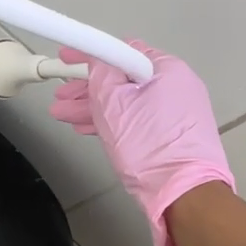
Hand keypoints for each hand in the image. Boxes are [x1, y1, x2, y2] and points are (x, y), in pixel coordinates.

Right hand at [50, 40, 233, 245]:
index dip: (89, 54)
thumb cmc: (147, 145)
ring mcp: (177, 112)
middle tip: (60, 95)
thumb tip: (99, 61)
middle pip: (123, 77)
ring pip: (127, 101)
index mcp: (167, 70)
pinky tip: (87, 128)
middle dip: (87, 87)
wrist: (186, 194)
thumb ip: (102, 74)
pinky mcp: (174, 135)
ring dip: (93, 107)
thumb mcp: (114, 104)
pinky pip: (136, 118)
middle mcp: (177, 85)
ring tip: (63, 115)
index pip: (122, 51)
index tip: (64, 57)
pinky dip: (112, 121)